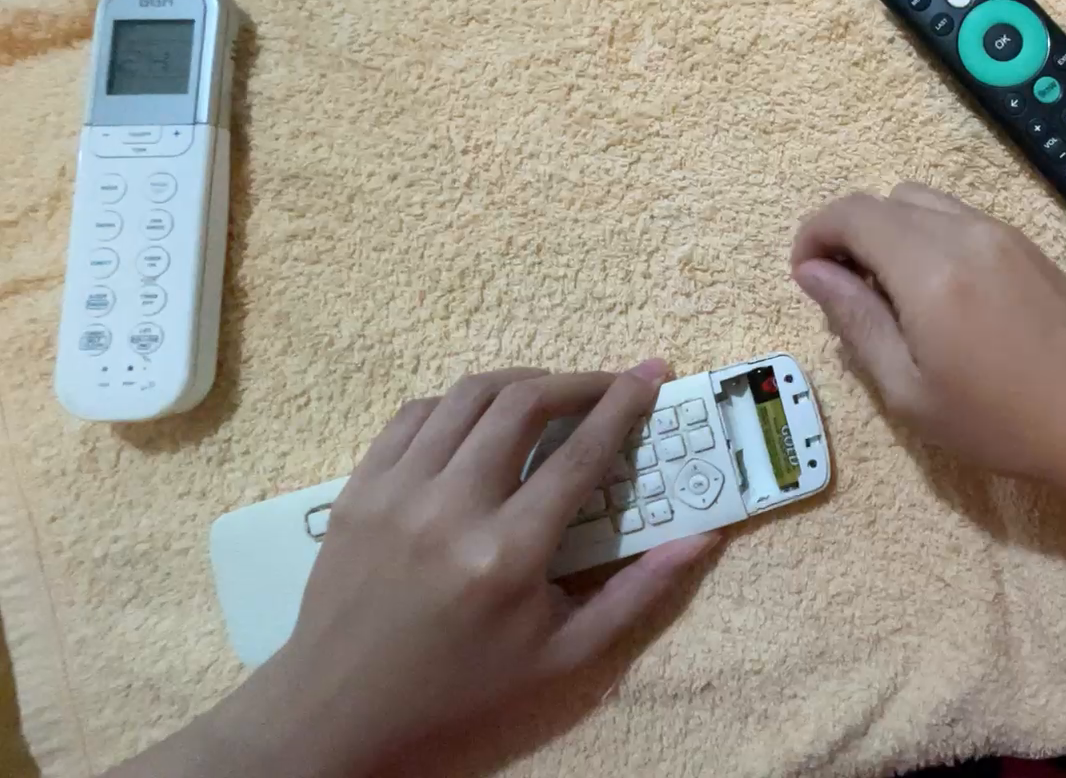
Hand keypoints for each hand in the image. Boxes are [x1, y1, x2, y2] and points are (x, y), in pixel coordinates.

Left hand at [242, 362, 718, 774]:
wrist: (324, 731)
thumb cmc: (461, 696)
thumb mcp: (567, 661)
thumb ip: (641, 593)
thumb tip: (703, 537)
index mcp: (508, 554)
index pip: (581, 452)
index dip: (625, 403)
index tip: (653, 373)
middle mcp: (450, 510)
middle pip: (524, 402)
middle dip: (580, 380)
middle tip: (611, 386)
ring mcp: (394, 495)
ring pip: (469, 395)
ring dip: (524, 381)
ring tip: (555, 394)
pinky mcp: (356, 494)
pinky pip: (416, 414)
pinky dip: (461, 402)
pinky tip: (485, 419)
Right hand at [791, 183, 1065, 485]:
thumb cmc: (1002, 422)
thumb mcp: (909, 391)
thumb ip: (856, 321)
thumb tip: (813, 273)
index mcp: (931, 269)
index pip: (852, 213)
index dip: (815, 234)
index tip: (806, 277)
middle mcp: (966, 232)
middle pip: (885, 201)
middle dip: (850, 235)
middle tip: (848, 295)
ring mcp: (1003, 232)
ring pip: (924, 202)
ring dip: (891, 233)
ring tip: (893, 294)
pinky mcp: (1027, 242)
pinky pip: (960, 218)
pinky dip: (929, 236)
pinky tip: (941, 292)